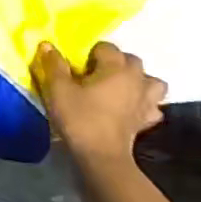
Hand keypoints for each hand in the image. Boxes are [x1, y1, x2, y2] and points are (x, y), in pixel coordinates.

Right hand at [33, 41, 166, 167]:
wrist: (101, 156)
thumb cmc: (79, 117)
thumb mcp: (58, 89)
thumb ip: (54, 65)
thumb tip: (48, 45)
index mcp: (116, 69)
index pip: (107, 47)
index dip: (90, 52)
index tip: (76, 65)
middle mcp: (136, 80)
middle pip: (131, 60)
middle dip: (114, 62)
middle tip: (93, 73)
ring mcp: (146, 101)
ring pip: (151, 81)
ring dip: (137, 80)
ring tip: (119, 86)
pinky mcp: (147, 120)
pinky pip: (152, 105)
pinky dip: (144, 103)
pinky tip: (130, 107)